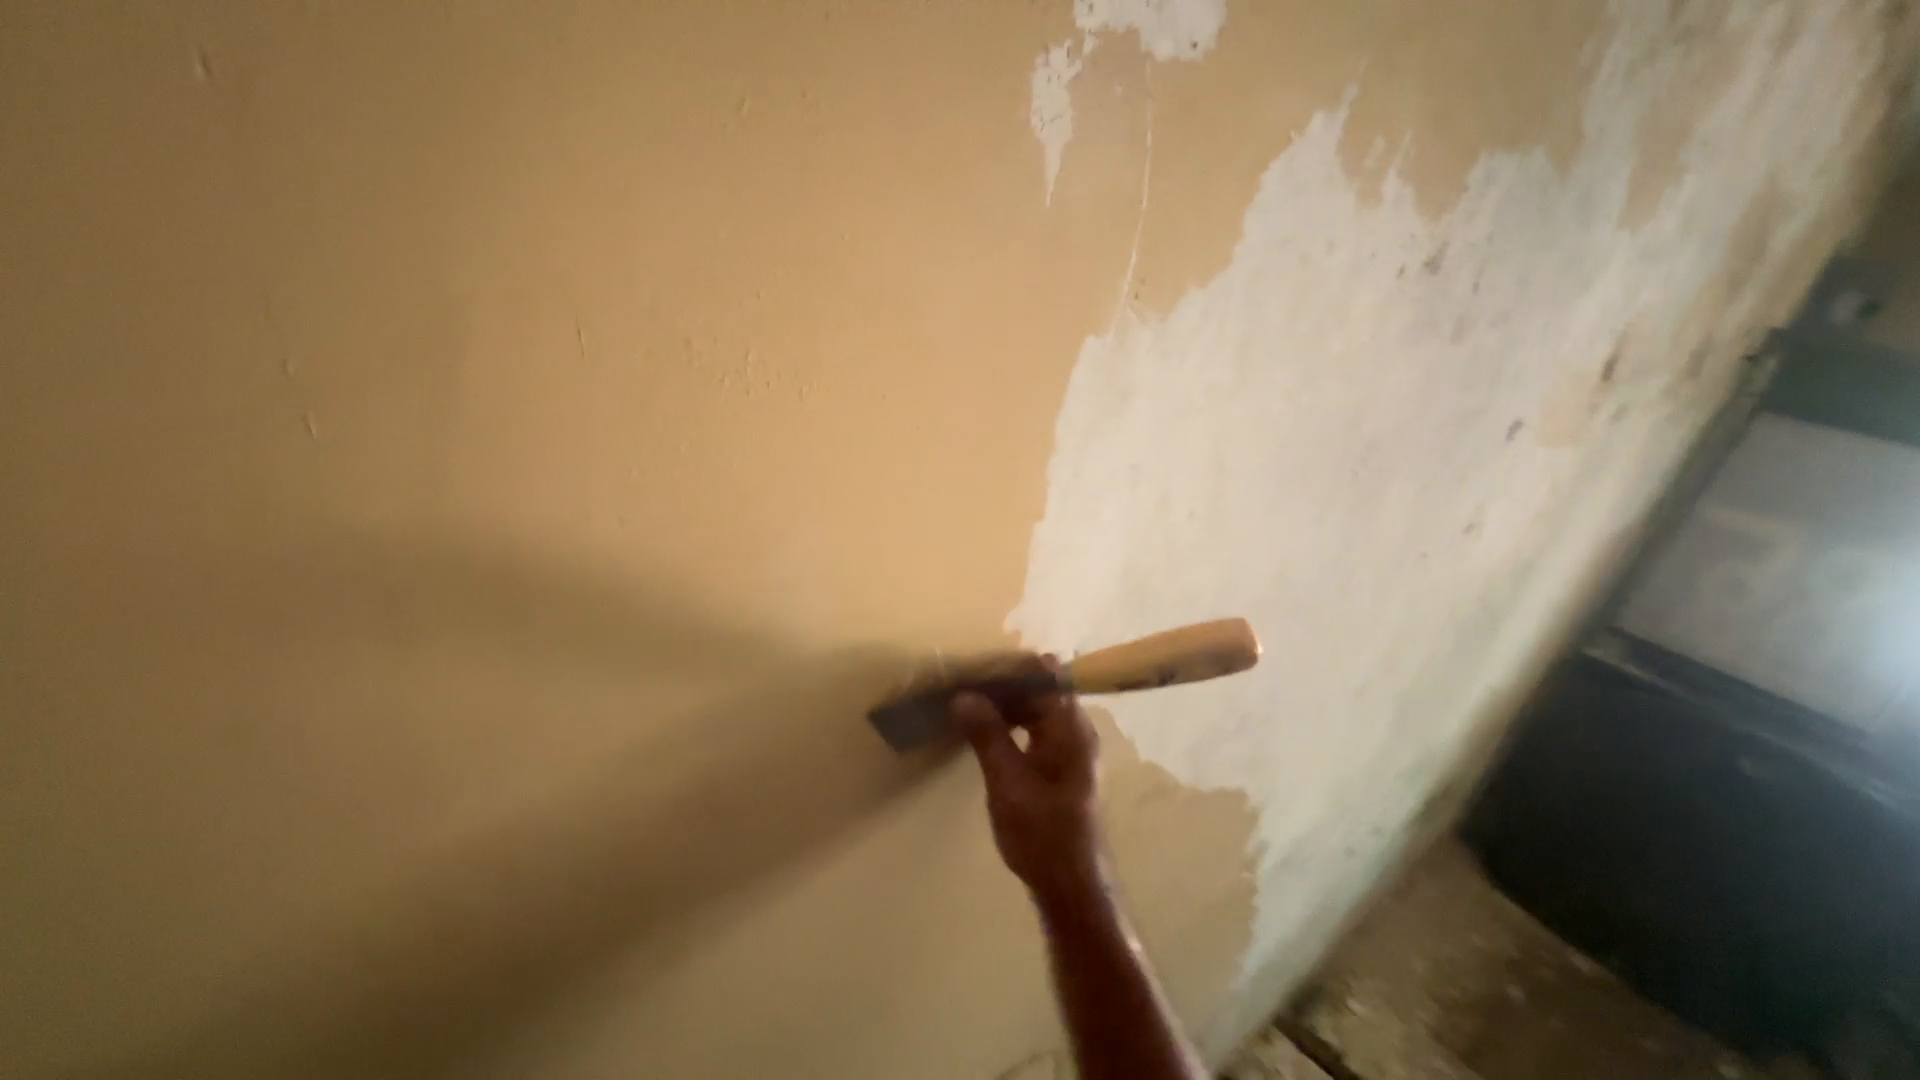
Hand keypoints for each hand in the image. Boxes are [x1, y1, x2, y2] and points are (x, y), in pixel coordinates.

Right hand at [952, 655, 1106, 901]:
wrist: (1070, 886)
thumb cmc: (1042, 833)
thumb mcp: (1007, 782)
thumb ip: (987, 735)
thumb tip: (964, 695)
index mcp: (1072, 729)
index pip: (1048, 675)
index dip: (1013, 666)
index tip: (977, 666)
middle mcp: (1077, 733)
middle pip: (1043, 691)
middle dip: (1004, 684)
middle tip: (963, 684)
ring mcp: (1072, 751)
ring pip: (1038, 711)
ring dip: (1006, 705)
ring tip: (968, 703)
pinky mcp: (1061, 769)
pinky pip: (1037, 731)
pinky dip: (1013, 725)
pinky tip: (986, 732)